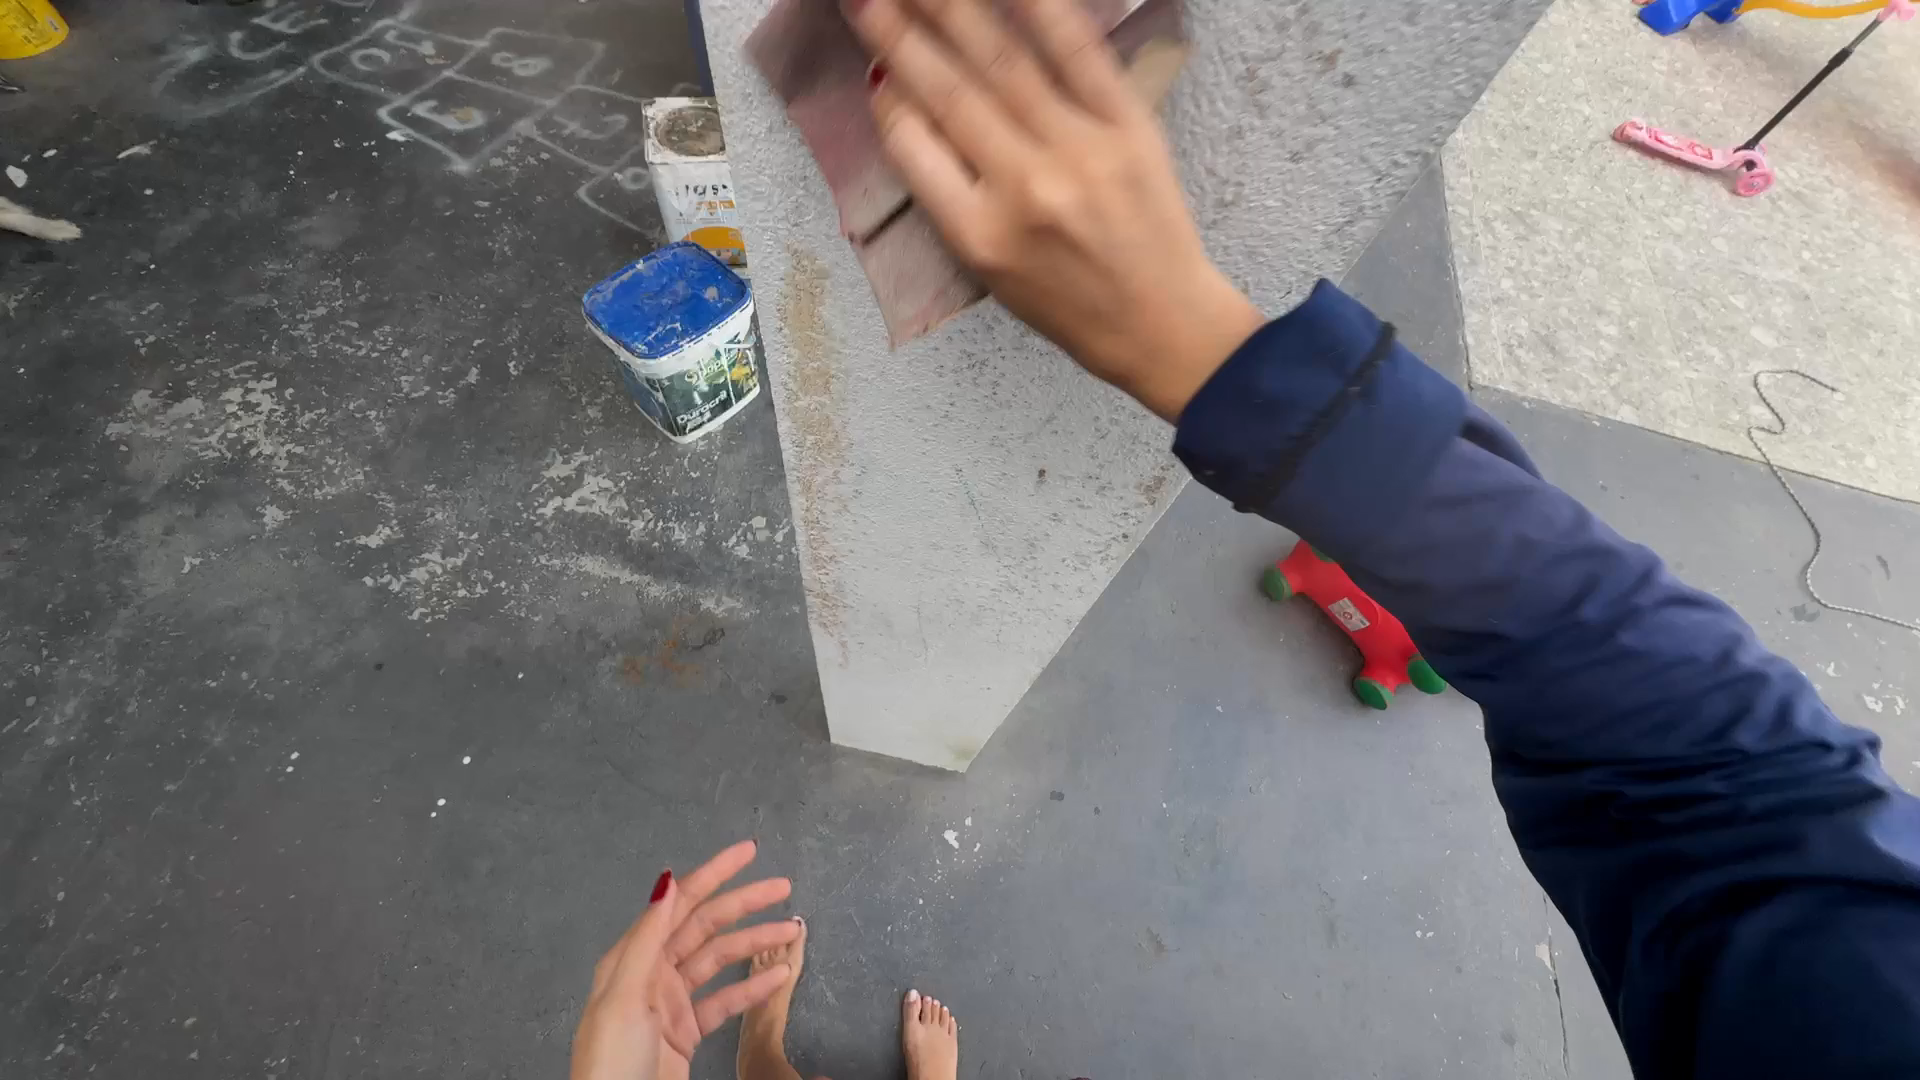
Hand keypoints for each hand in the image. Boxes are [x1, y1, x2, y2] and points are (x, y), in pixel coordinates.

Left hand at [571, 841, 801, 1079]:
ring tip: (793, 932)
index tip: (749, 851)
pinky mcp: (686, 1032)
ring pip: (720, 959)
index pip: (681, 901)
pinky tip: (780, 976)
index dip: (715, 873)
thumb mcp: (624, 997)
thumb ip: (647, 938)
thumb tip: (667, 878)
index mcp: (633, 957)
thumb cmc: (615, 1061)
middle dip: (746, 903)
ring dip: (756, 943)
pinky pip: (725, 999)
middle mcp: (652, 971)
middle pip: (706, 925)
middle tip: (785, 887)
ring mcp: (670, 1002)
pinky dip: (752, 986)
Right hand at [843, 0, 1264, 421]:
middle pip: (950, 92)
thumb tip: (915, 118)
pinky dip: (1044, 8)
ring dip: (953, 8)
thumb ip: (951, 200)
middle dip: (900, 33)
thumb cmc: (1067, 308)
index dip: (889, 102)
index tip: (875, 71)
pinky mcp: (1129, 128)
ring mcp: (1078, 152)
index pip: (913, 147)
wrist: (1157, 322)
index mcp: (979, 236)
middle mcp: (1022, 189)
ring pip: (1004, 60)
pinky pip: (1080, 52)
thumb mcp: (991, 274)